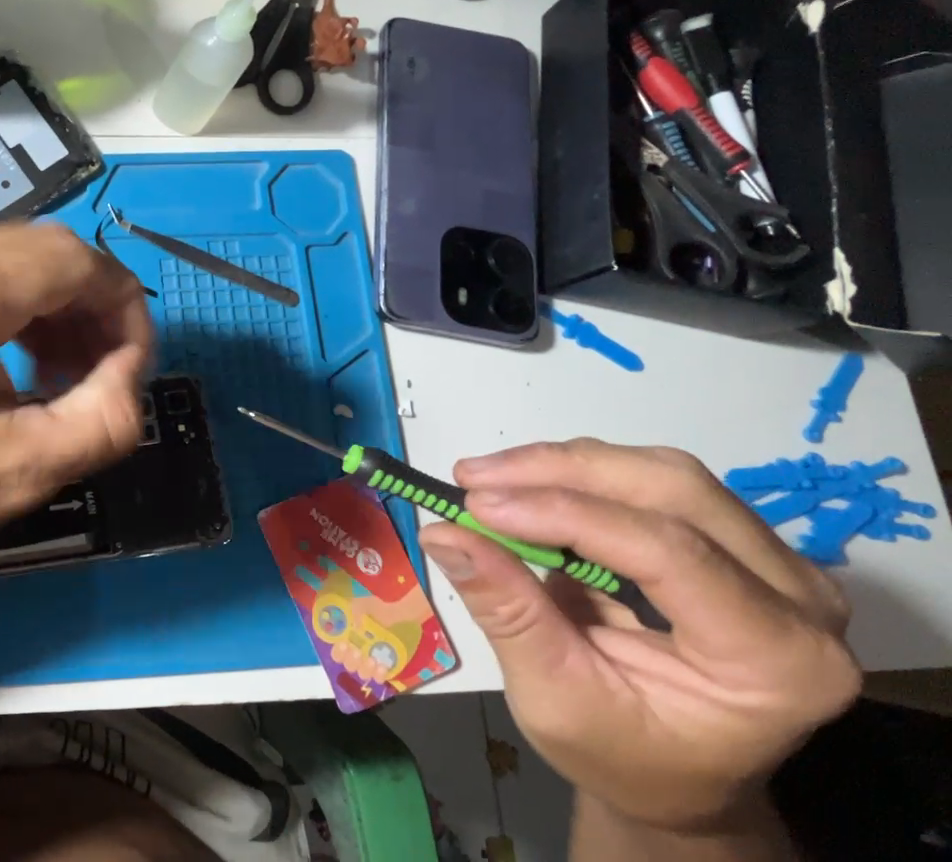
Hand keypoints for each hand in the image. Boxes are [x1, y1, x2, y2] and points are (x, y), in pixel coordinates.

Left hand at [0, 223, 153, 578]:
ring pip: (19, 259)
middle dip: (95, 310)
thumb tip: (130, 374)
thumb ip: (102, 420)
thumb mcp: (17, 470)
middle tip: (105, 377)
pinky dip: (21, 310)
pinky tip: (25, 365)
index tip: (132, 372)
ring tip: (67, 379)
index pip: (80, 262)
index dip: (125, 311)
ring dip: (60, 310)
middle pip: (51, 251)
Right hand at [324, 588, 433, 682]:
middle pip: (347, 665)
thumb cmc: (379, 608)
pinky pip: (379, 678)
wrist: (401, 613)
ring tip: (372, 660)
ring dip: (364, 669)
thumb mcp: (365, 603)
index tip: (344, 644)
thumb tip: (355, 625)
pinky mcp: (385, 667)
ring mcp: (371, 661)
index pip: (337, 652)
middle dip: (350, 660)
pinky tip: (382, 666)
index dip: (338, 651)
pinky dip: (378, 675)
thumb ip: (356, 610)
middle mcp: (358, 652)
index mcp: (349, 638)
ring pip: (362, 674)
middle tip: (357, 652)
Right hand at [418, 441, 859, 832]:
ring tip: (487, 479)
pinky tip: (527, 488)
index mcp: (777, 662)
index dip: (565, 515)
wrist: (676, 779)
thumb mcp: (555, 698)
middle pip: (676, 492)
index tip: (473, 503)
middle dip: (562, 471)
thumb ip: (508, 612)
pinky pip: (658, 483)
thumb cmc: (622, 754)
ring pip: (665, 473)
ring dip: (567, 465)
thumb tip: (442, 534)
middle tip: (472, 478)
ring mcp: (778, 565)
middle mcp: (801, 601)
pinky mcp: (742, 544)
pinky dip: (581, 475)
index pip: (670, 553)